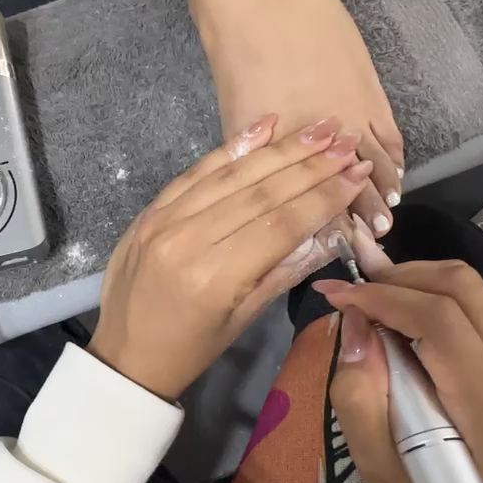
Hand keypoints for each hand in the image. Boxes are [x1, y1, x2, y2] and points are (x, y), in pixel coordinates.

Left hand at [89, 115, 371, 399]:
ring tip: (319, 129)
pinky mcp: (150, 210)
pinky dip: (231, 148)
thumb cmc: (191, 348)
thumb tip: (332, 228)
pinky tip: (264, 127)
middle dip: (309, 164)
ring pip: (231, 175)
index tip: (358, 172)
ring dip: (279, 149)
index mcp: (215, 277)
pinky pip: (196, 172)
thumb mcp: (244, 318)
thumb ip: (286, 269)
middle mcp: (187, 239)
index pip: (281, 224)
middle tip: (347, 140)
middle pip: (260, 192)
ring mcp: (163, 220)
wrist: (124, 354)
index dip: (324, 196)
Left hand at [187, 0, 404, 241]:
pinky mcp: (370, 83)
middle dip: (353, 223)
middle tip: (365, 254)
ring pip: (373, 164)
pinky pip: (390, 133)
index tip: (328, 256)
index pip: (309, 200)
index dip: (321, 230)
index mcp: (285, 145)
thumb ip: (247, 151)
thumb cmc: (232, 37)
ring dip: (377, 196)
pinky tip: (395, 176)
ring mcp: (355, 107)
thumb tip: (263, 185)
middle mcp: (328, 134)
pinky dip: (393, 158)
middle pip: (346, 189)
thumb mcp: (228, 103)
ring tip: (382, 226)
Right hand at [317, 229, 482, 482]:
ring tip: (370, 296)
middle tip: (353, 292)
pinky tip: (394, 310)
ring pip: (469, 288)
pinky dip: (426, 293)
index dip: (384, 298)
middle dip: (400, 277)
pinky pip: (470, 304)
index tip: (336, 297)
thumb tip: (355, 323)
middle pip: (463, 288)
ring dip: (413, 280)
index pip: (441, 322)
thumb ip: (358, 394)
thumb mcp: (374, 462)